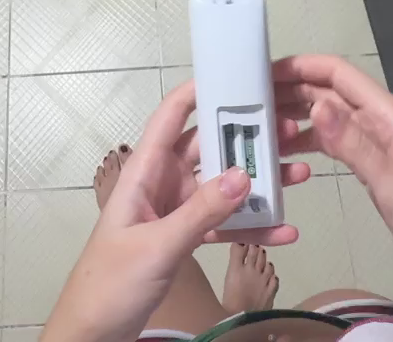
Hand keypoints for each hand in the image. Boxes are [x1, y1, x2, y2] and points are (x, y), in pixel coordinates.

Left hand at [42, 79, 310, 341]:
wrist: (93, 333)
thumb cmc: (111, 281)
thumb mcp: (158, 245)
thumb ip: (200, 212)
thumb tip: (244, 175)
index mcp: (145, 169)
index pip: (172, 116)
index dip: (199, 91)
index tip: (237, 77)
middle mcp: (163, 181)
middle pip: (207, 148)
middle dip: (246, 139)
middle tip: (288, 131)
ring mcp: (175, 209)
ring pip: (221, 186)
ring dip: (257, 183)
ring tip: (299, 174)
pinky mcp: (185, 238)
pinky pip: (223, 224)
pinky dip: (251, 226)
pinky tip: (284, 229)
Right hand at [276, 56, 392, 340]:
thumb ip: (355, 145)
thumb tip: (316, 105)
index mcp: (388, 115)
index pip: (338, 73)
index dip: (301, 66)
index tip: (263, 72)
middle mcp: (378, 120)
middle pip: (327, 90)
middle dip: (290, 89)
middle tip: (250, 102)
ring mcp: (373, 142)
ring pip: (326, 115)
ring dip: (295, 116)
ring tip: (260, 128)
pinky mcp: (369, 165)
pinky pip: (331, 141)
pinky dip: (307, 141)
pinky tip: (285, 153)